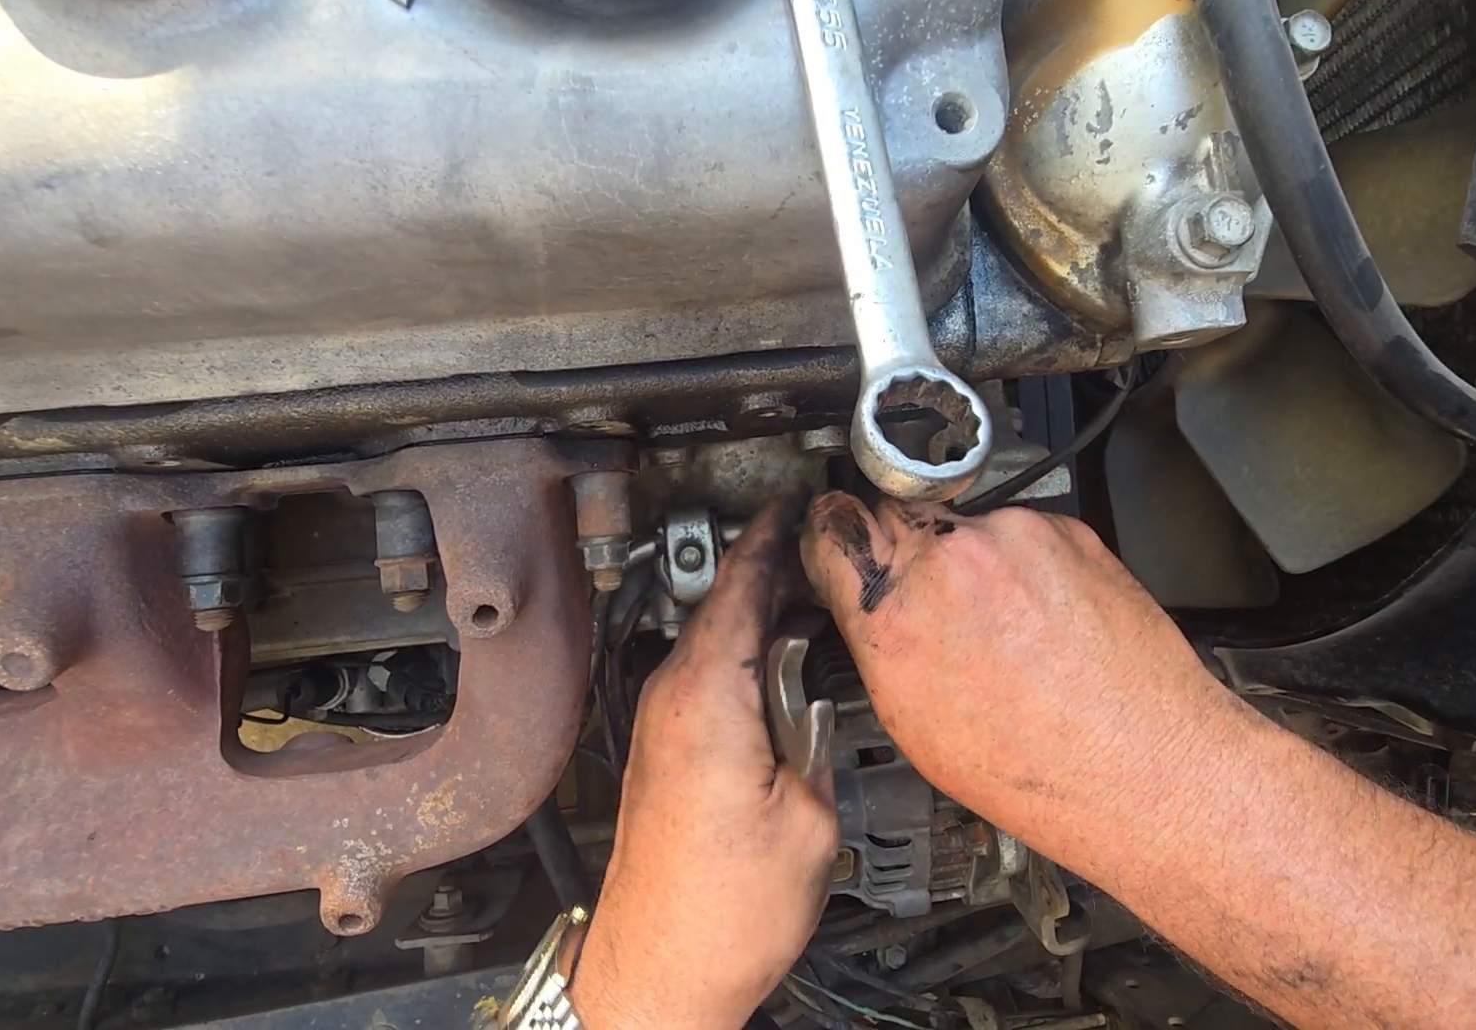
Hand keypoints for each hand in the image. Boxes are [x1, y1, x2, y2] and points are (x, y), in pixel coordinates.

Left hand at [571, 499, 838, 1029]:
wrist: (657, 970)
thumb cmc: (725, 911)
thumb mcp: (809, 816)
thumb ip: (814, 729)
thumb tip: (808, 685)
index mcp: (710, 696)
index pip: (741, 584)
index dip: (772, 535)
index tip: (794, 505)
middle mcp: (673, 693)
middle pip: (725, 600)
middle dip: (773, 567)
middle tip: (819, 554)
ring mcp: (660, 716)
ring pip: (714, 631)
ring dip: (758, 607)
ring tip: (807, 601)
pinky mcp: (661, 741)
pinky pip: (705, 666)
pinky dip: (741, 645)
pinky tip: (774, 657)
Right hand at [797, 493, 1245, 870]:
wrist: (1144, 765)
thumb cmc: (1034, 765)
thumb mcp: (910, 718)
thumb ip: (876, 638)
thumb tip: (862, 601)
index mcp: (894, 617)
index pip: (830, 529)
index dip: (832, 536)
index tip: (837, 537)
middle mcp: (946, 563)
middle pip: (892, 516)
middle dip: (902, 551)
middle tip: (934, 598)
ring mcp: (1008, 538)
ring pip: (958, 524)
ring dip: (969, 559)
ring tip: (1004, 620)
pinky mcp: (1060, 528)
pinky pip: (1016, 530)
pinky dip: (1020, 561)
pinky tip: (1041, 613)